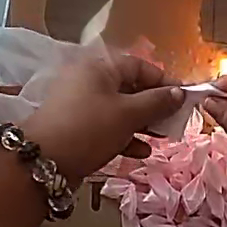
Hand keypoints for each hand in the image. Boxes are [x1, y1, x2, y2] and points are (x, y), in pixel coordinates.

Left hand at [21, 53, 185, 182]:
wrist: (43, 161)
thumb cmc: (89, 128)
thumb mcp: (128, 114)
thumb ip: (156, 102)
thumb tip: (179, 92)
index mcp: (99, 67)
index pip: (139, 65)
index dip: (164, 81)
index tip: (184, 98)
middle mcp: (89, 80)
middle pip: (130, 87)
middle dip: (154, 105)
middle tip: (175, 121)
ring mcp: (81, 104)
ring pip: (120, 108)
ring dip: (143, 123)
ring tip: (162, 138)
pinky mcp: (77, 127)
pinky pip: (108, 125)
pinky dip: (125, 136)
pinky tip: (141, 152)